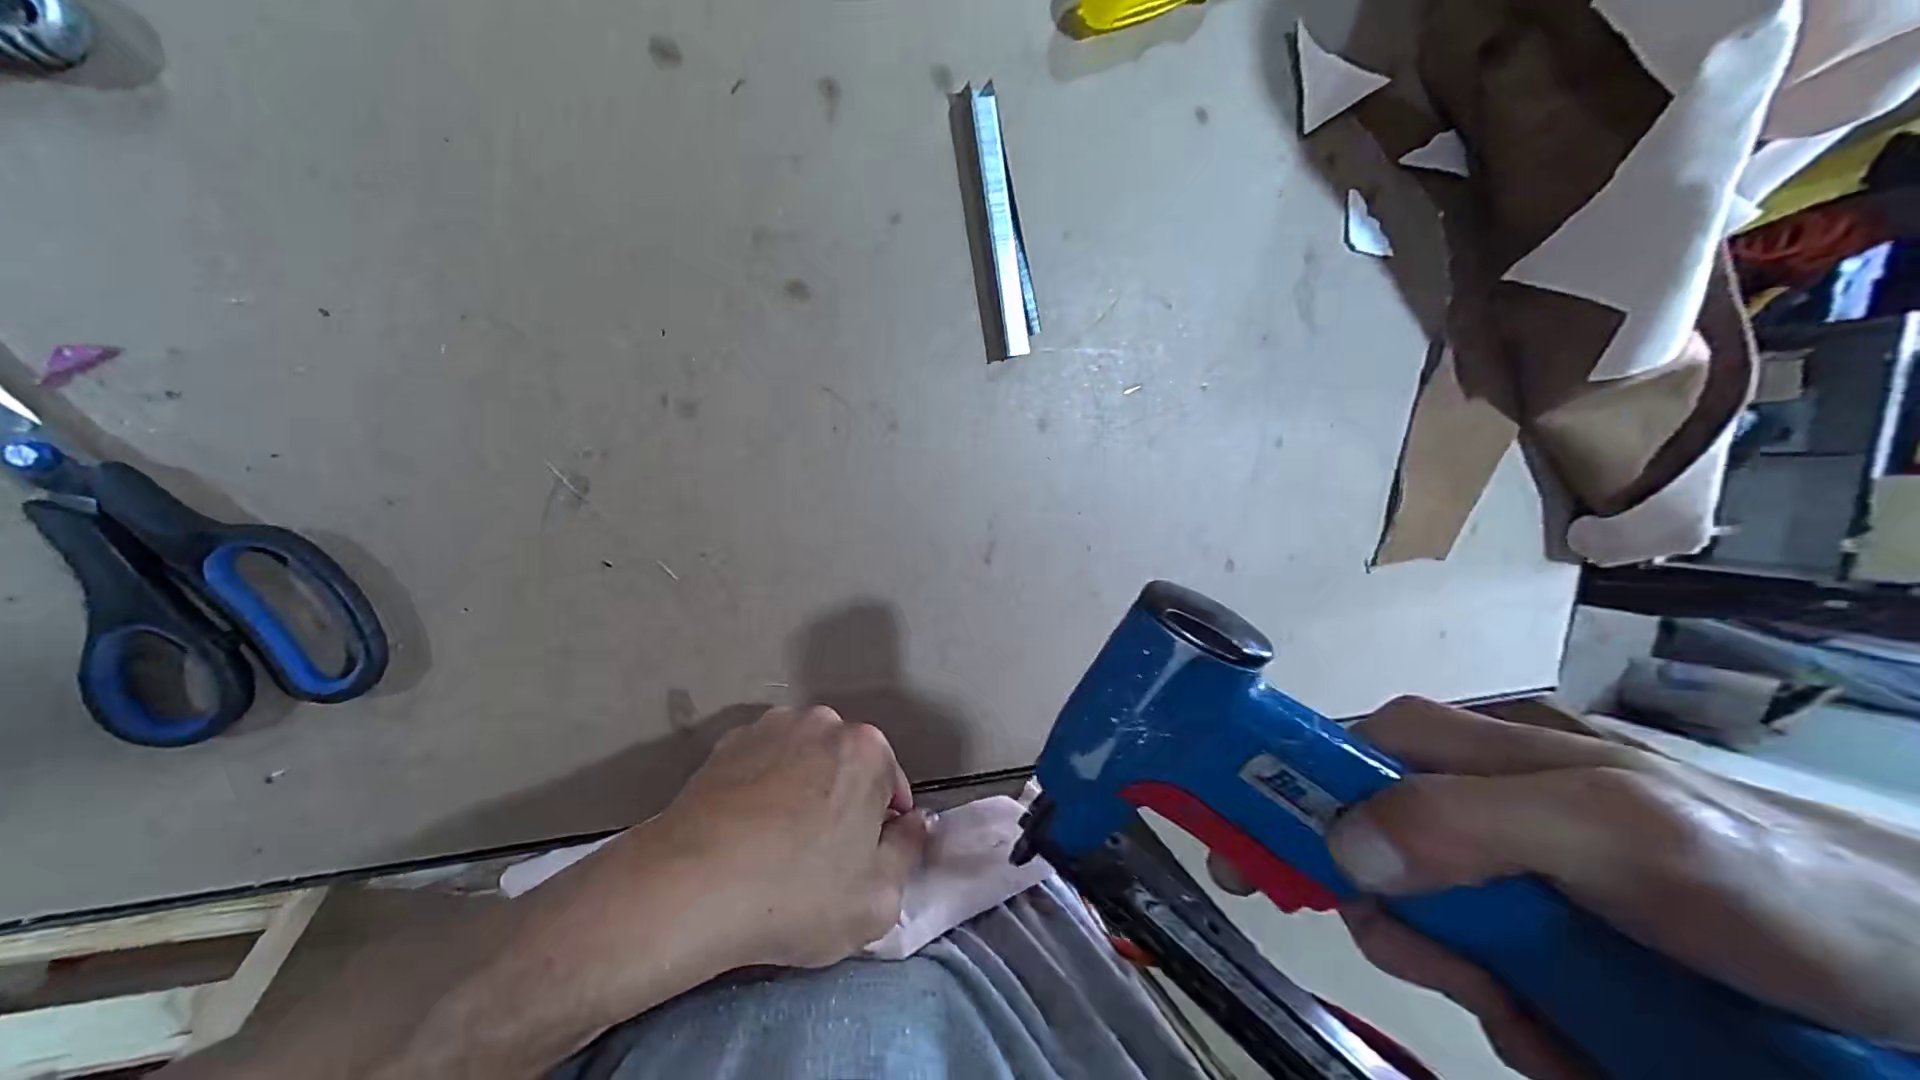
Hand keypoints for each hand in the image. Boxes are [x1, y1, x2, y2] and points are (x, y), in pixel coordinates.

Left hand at [646, 705, 931, 968]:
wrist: (687, 887)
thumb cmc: (796, 894)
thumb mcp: (877, 898)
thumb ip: (909, 851)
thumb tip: (916, 823)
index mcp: (869, 749)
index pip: (893, 788)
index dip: (884, 828)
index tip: (862, 861)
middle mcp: (823, 723)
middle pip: (849, 766)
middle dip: (845, 801)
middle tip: (822, 855)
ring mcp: (770, 727)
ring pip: (805, 760)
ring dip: (804, 789)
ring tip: (778, 841)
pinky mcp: (726, 743)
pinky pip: (762, 764)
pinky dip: (763, 787)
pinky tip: (746, 829)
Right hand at [1323, 698, 1919, 1078]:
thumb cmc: (1770, 878)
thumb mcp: (1616, 829)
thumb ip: (1470, 820)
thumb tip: (1344, 848)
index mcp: (1467, 751)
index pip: (1335, 749)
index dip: (1279, 790)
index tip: (1240, 854)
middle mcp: (1472, 801)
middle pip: (1368, 849)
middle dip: (1396, 919)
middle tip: (1448, 970)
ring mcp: (1510, 873)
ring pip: (1422, 922)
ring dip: (1462, 979)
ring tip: (1544, 1017)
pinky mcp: (1548, 938)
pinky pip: (1486, 975)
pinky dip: (1514, 1017)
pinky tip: (1577, 1034)